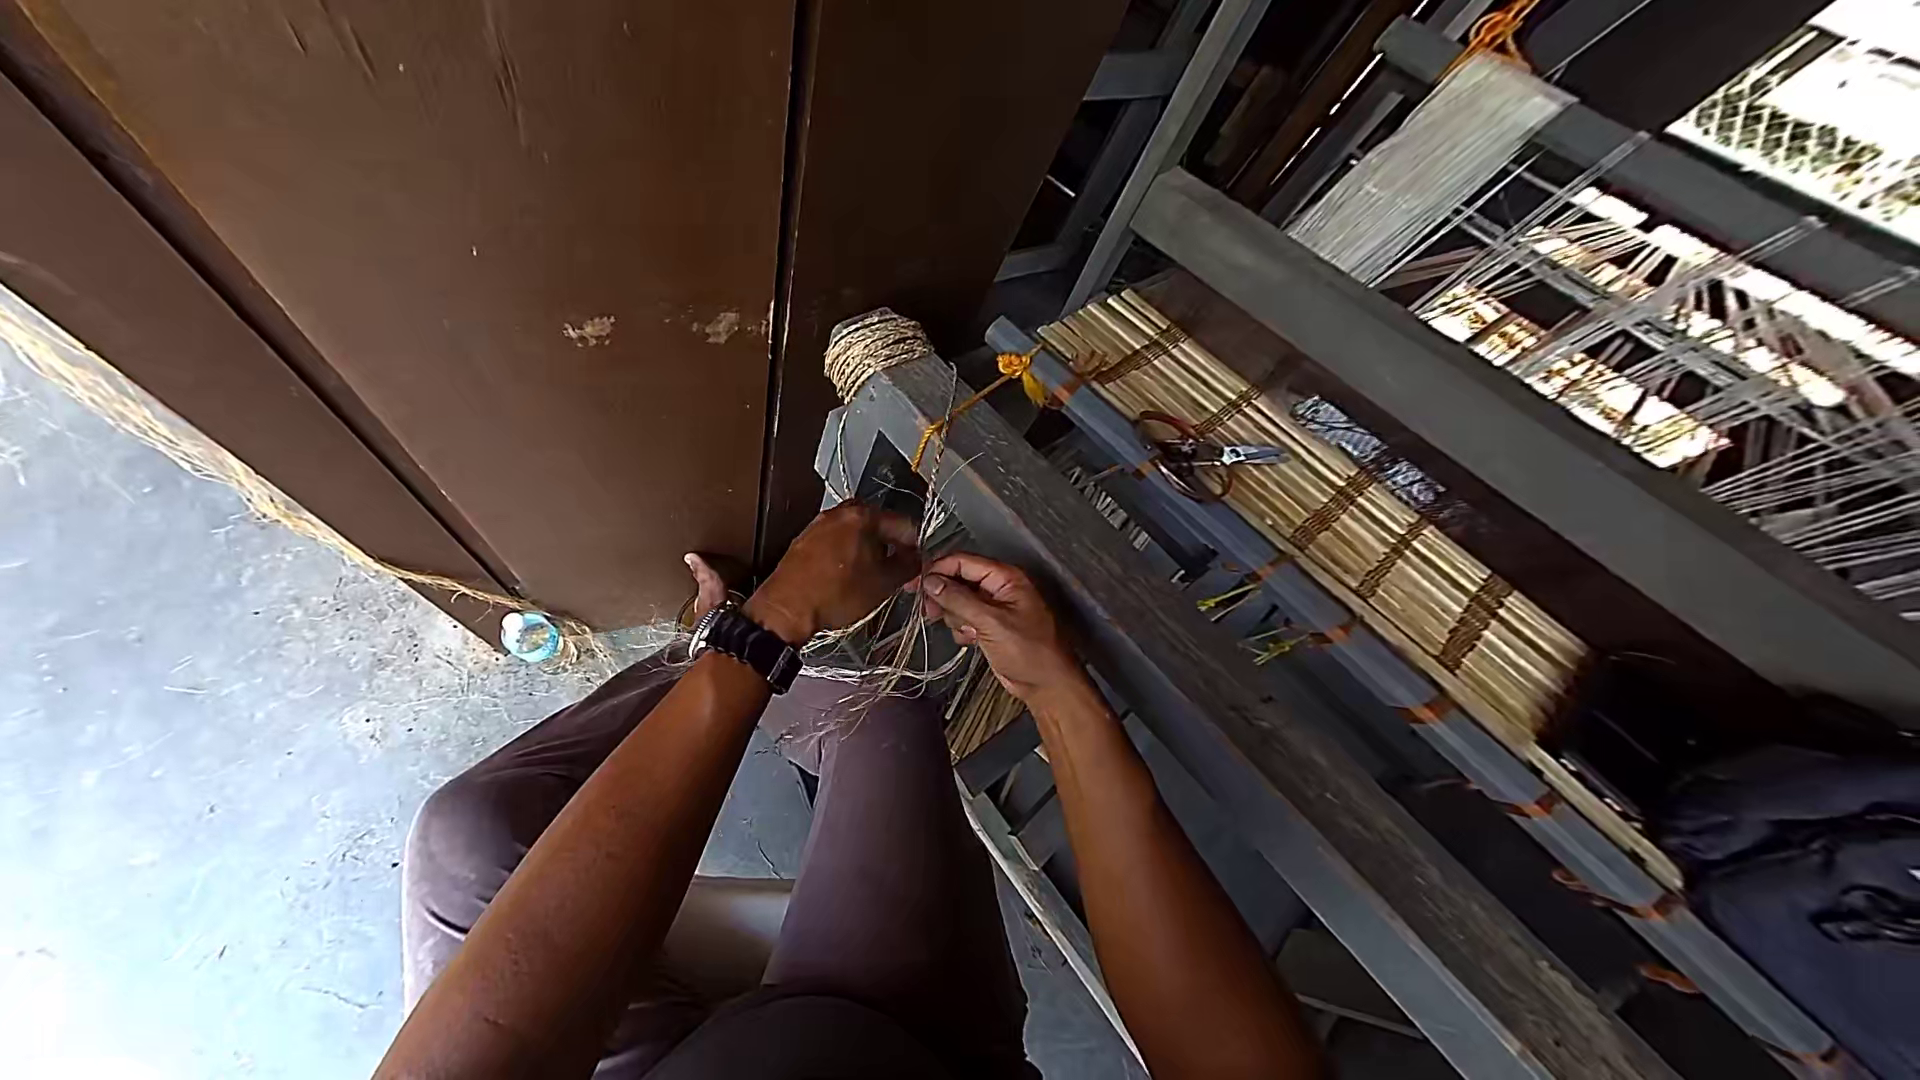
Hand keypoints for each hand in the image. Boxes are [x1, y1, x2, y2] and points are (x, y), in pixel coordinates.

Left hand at [745, 501, 919, 644]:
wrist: (787, 609)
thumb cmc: (835, 594)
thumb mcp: (884, 583)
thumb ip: (908, 565)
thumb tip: (917, 559)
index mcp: (862, 516)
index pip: (902, 523)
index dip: (916, 544)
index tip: (919, 559)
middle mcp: (839, 513)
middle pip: (878, 524)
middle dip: (891, 544)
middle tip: (898, 567)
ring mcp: (819, 525)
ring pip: (857, 533)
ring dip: (870, 549)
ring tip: (875, 574)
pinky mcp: (805, 540)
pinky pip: (837, 541)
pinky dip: (849, 553)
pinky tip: (850, 574)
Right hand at [908, 552, 1089, 704]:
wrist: (1045, 684)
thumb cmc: (1032, 652)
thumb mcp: (991, 622)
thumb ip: (959, 599)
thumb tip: (932, 582)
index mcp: (1005, 578)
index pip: (963, 562)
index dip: (938, 570)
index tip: (917, 583)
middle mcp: (999, 588)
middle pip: (958, 580)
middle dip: (944, 597)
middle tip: (930, 611)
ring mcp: (994, 608)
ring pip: (958, 601)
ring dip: (954, 616)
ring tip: (965, 631)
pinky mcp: (989, 626)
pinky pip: (964, 618)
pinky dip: (962, 629)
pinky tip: (971, 640)